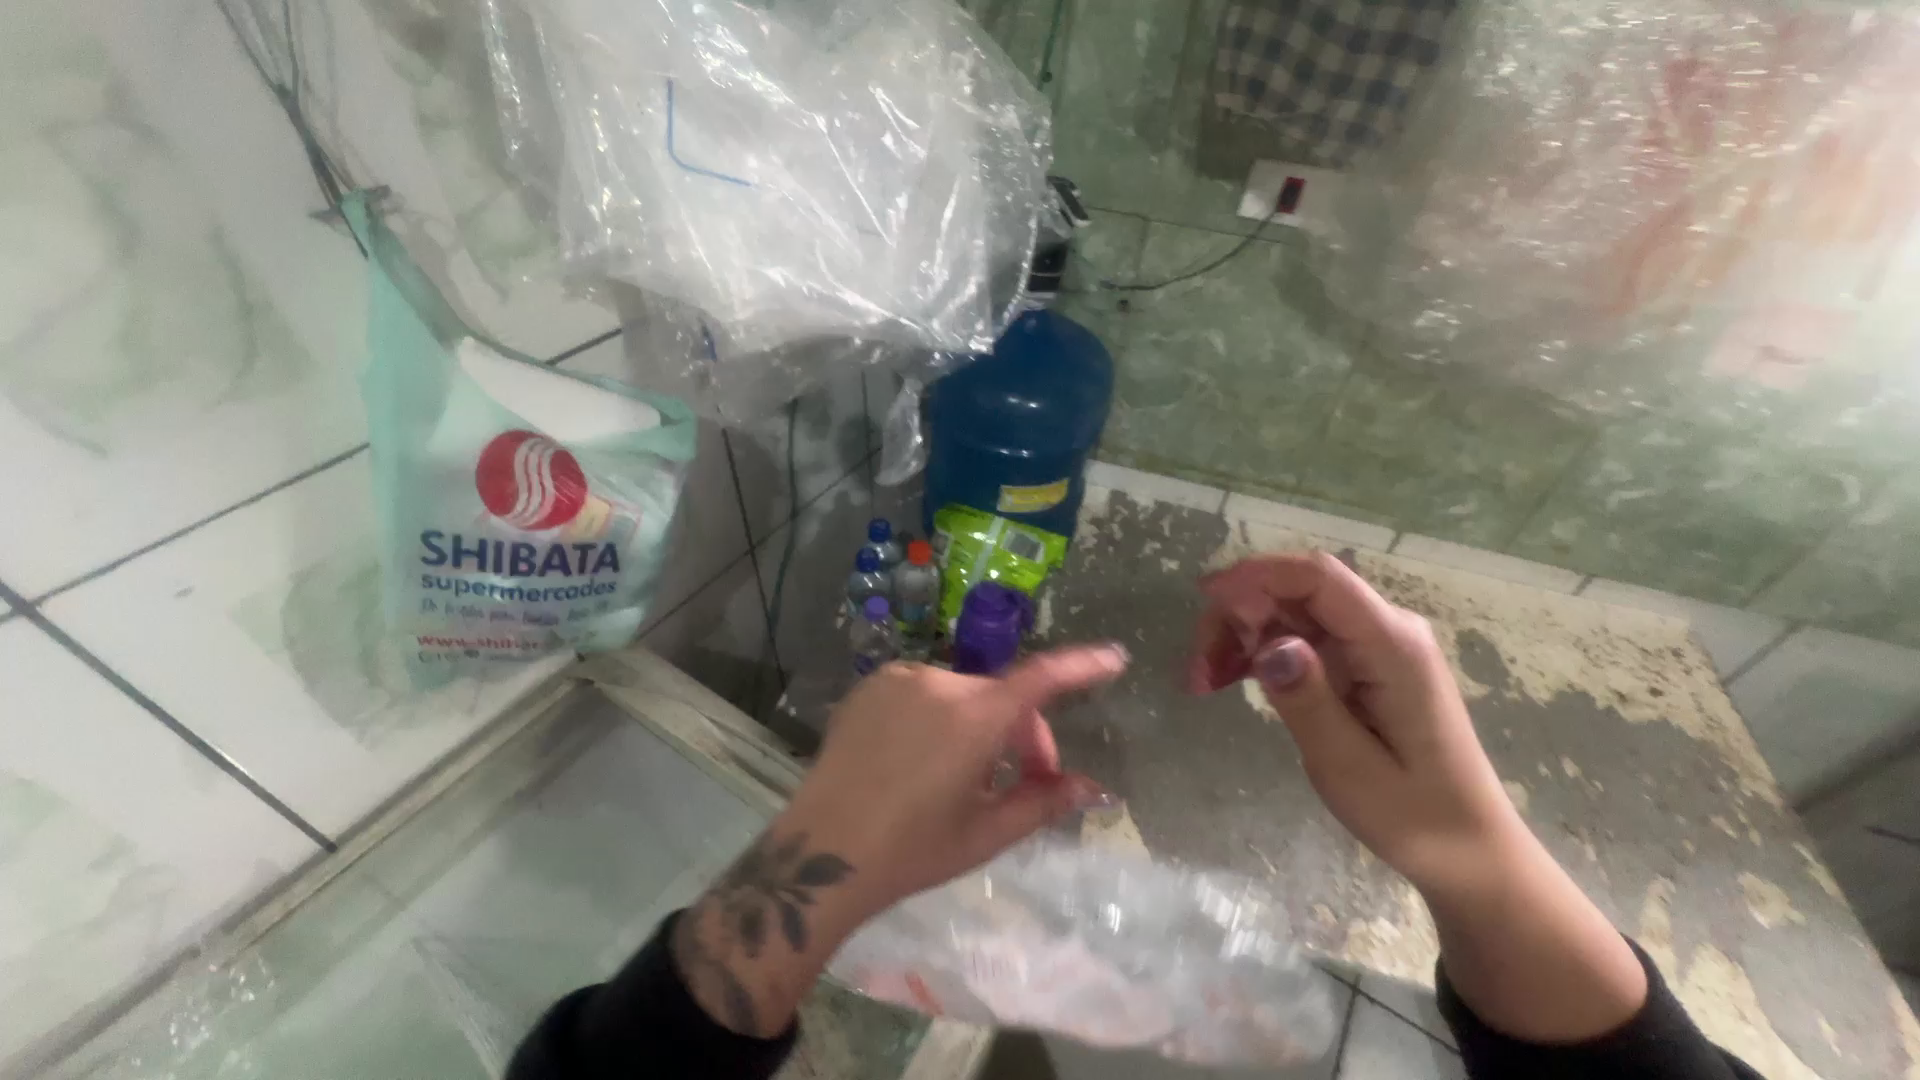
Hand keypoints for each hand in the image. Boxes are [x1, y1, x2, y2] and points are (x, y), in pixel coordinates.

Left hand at [672, 644, 1127, 1036]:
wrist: (821, 852)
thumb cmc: (912, 849)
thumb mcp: (985, 832)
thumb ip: (1044, 801)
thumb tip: (1094, 788)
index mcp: (973, 717)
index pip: (1042, 679)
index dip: (1081, 666)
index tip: (1113, 657)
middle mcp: (937, 682)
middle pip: (1001, 696)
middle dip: (1022, 734)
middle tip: (1025, 781)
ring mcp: (898, 679)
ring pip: (963, 694)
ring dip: (979, 725)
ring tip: (964, 776)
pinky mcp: (869, 686)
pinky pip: (924, 691)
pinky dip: (939, 715)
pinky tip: (922, 758)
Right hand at [1187, 551, 1524, 897]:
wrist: (1466, 850)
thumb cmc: (1414, 816)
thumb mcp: (1350, 768)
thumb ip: (1309, 700)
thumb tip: (1269, 643)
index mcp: (1392, 645)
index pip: (1318, 578)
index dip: (1256, 575)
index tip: (1204, 599)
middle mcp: (1385, 629)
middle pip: (1294, 590)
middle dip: (1236, 615)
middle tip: (1196, 671)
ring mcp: (1371, 644)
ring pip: (1287, 612)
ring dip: (1239, 635)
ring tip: (1203, 682)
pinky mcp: (1360, 663)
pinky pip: (1297, 637)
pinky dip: (1256, 652)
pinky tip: (1226, 679)